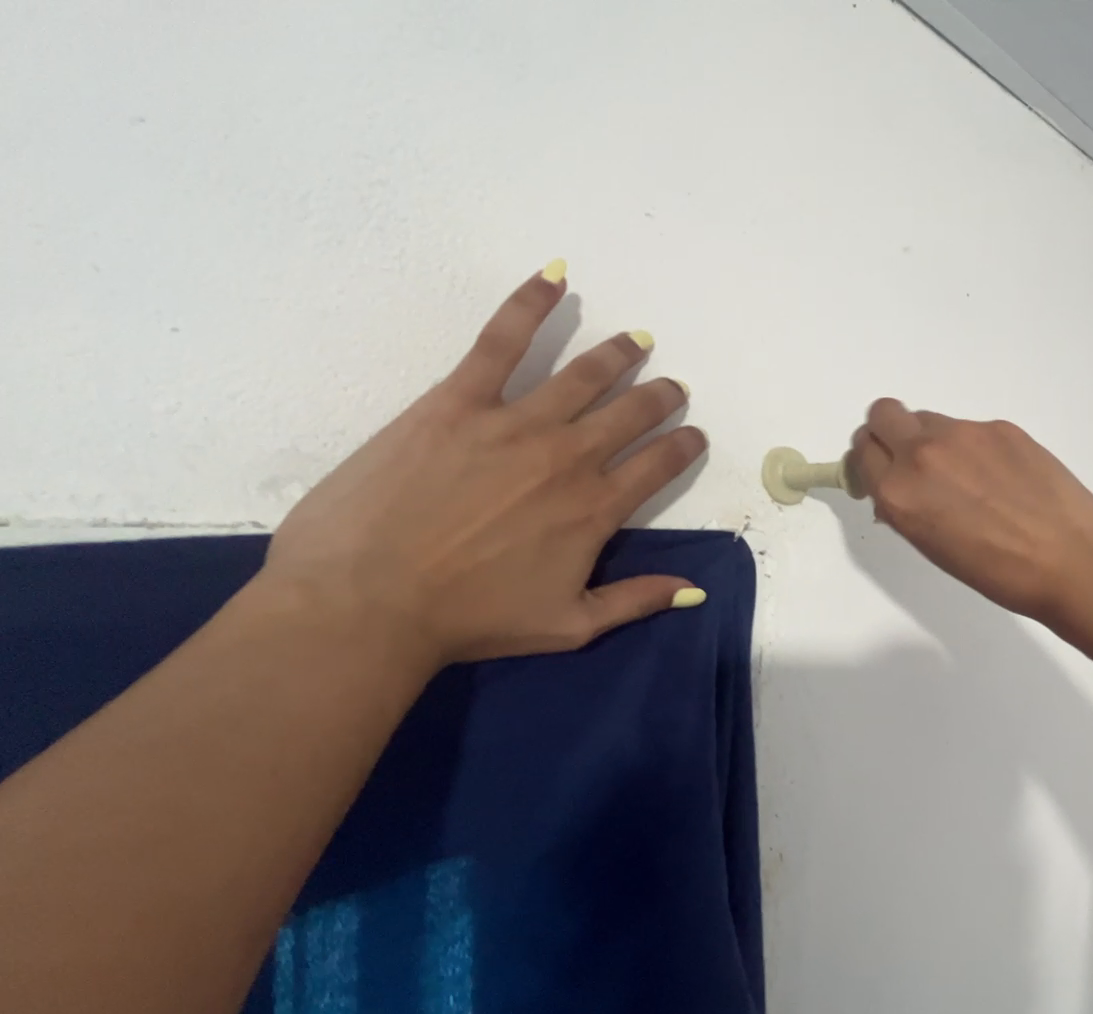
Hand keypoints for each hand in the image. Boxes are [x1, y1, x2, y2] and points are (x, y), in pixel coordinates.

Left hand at [262, 264, 706, 663]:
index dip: (684, 445)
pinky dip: (531, 305)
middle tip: (671, 386)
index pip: (661, 463)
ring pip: (584, 373)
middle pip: (632, 412)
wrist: (365, 602)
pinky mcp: (458, 401)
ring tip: (637, 339)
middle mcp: (570, 457)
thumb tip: (696, 588)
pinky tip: (554, 278)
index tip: (693, 436)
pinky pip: (502, 341)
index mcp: (597, 508)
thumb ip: (637, 600)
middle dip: (661, 396)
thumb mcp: (569, 625)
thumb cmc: (470, 620)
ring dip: (619, 354)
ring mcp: (515, 422)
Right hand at [849, 399, 1092, 624]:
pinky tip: (1003, 480)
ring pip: (929, 420)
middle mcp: (924, 453)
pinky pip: (970, 429)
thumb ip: (906, 510)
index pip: (862, 451)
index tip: (882, 476)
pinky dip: (974, 448)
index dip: (870, 462)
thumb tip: (902, 490)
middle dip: (888, 433)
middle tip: (911, 462)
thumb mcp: (934, 549)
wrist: (1072, 560)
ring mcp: (965, 434)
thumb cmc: (998, 573)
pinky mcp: (1002, 427)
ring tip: (968, 480)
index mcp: (899, 492)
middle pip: (883, 414)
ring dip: (933, 441)